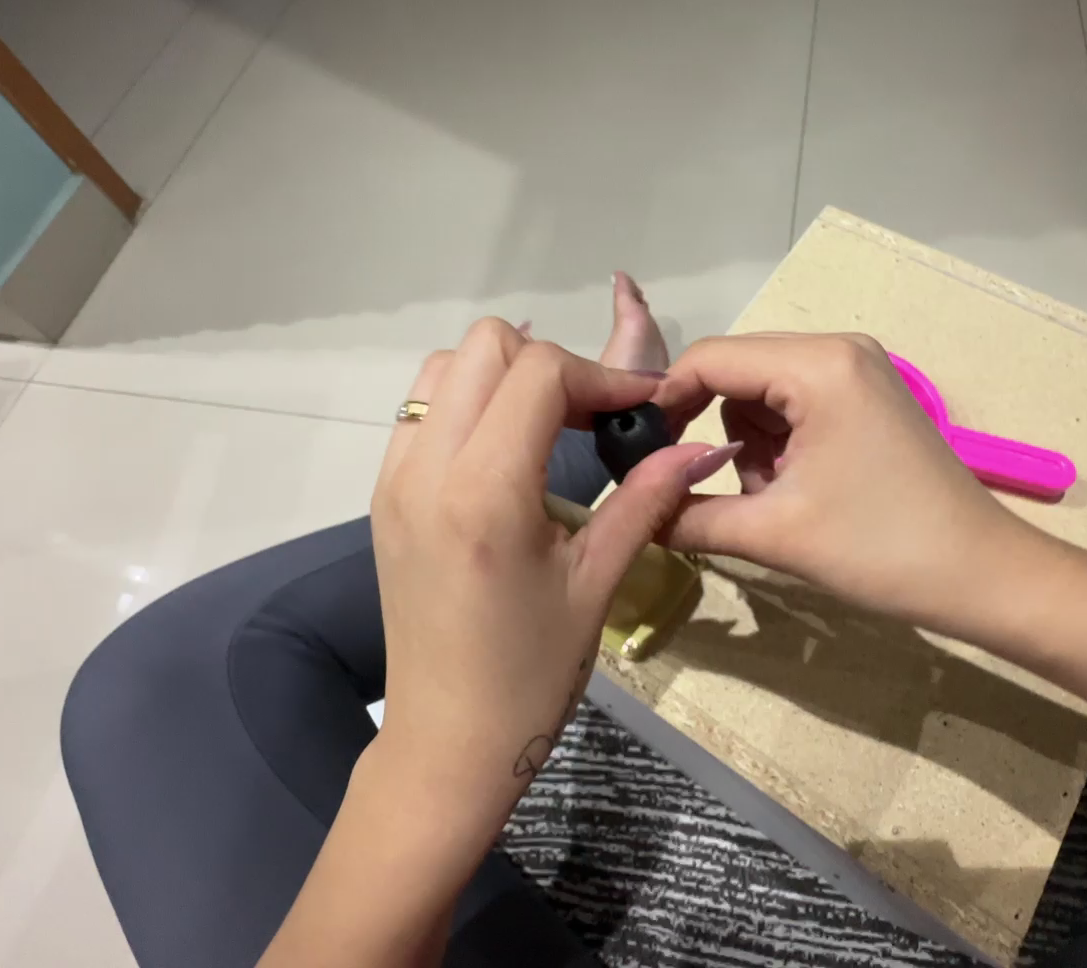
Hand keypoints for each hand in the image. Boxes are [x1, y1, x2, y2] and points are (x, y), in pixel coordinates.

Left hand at [370, 319, 728, 835]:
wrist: (447, 740)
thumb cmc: (531, 673)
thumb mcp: (597, 582)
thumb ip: (646, 499)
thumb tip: (703, 446)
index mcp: (484, 492)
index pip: (540, 372)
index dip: (602, 376)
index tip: (642, 406)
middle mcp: (426, 468)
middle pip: (485, 345)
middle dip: (551, 364)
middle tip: (593, 417)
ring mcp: (394, 478)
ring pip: (445, 367)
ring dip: (504, 376)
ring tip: (549, 426)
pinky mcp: (383, 494)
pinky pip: (423, 409)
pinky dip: (469, 402)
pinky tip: (506, 451)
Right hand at [654, 333, 1033, 632]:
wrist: (983, 576)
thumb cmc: (882, 549)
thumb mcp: (774, 534)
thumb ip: (689, 517)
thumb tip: (633, 513)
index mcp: (818, 365)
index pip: (710, 359)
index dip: (665, 401)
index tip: (639, 453)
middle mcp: (837, 350)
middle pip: (735, 371)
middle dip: (710, 428)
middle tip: (697, 485)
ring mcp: (856, 370)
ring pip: (760, 392)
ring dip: (747, 443)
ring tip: (773, 498)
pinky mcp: (865, 397)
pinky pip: (792, 405)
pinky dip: (777, 445)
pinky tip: (795, 489)